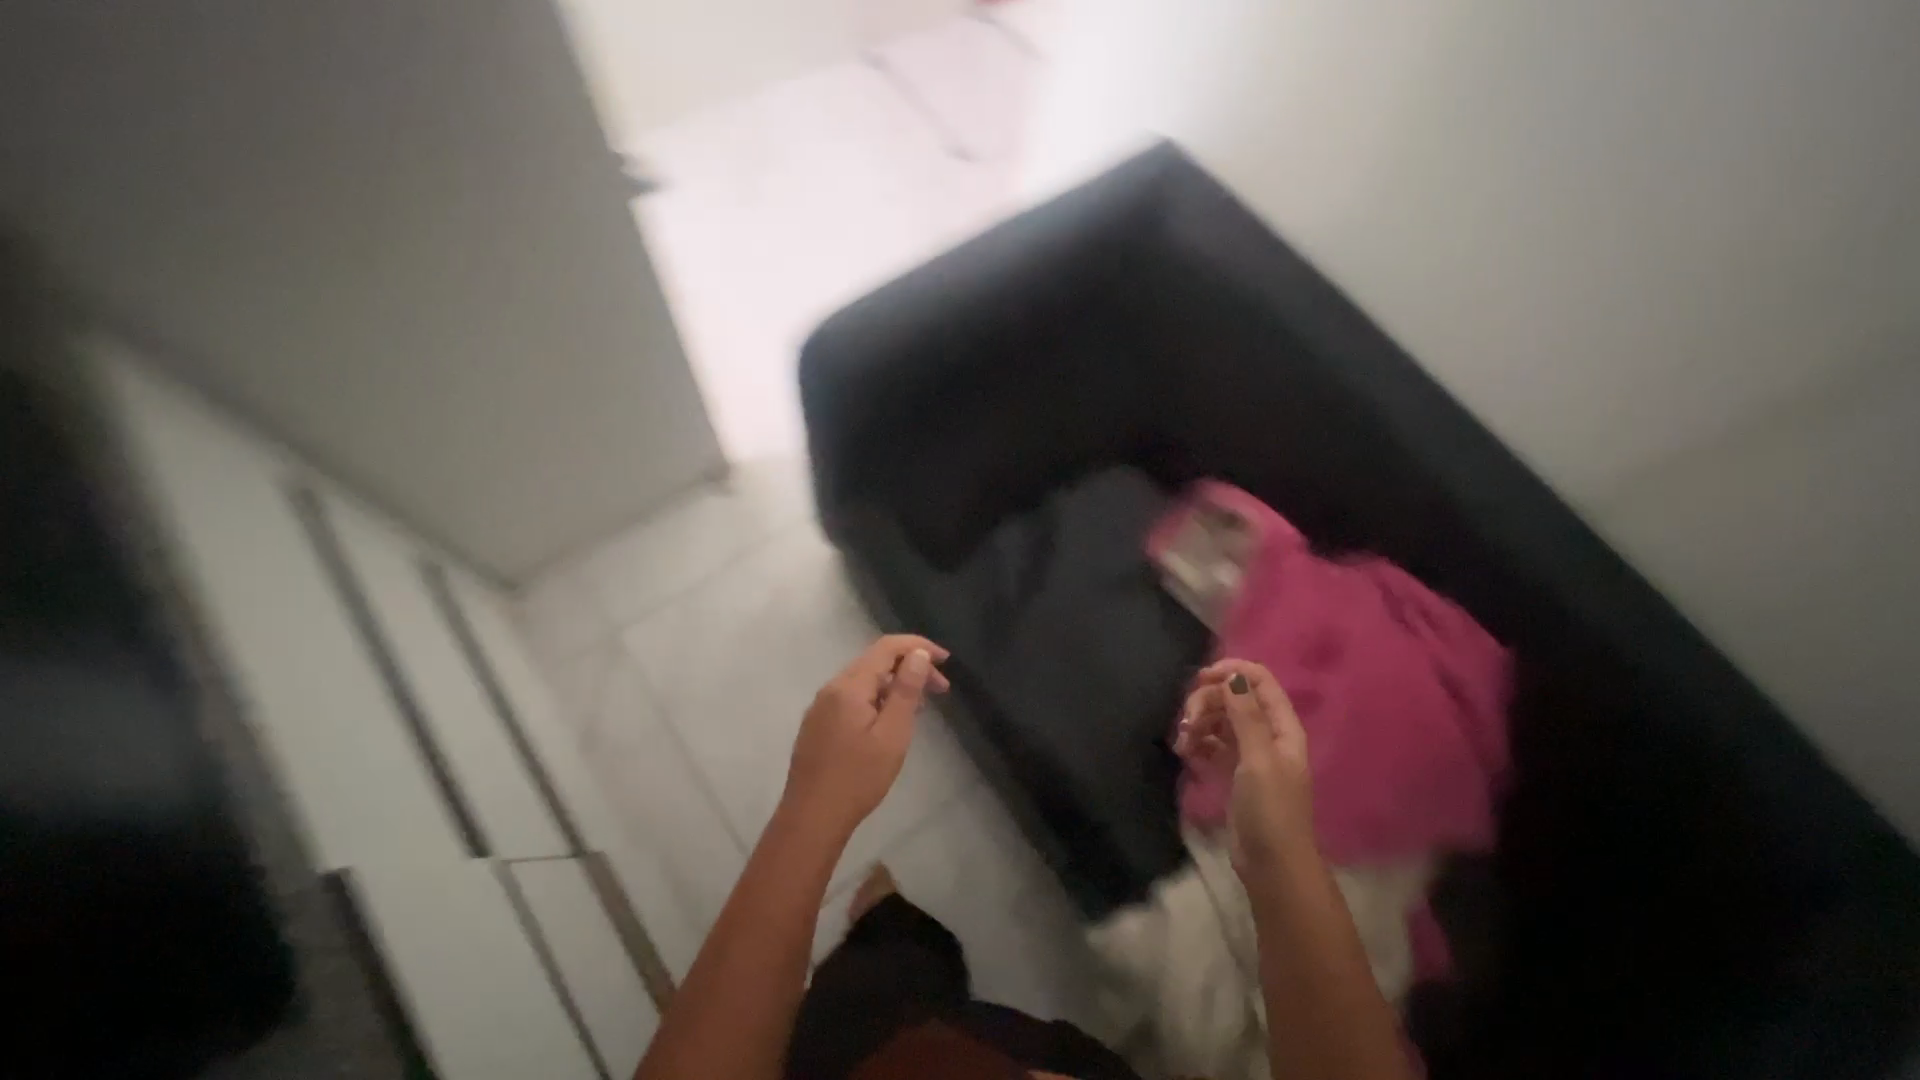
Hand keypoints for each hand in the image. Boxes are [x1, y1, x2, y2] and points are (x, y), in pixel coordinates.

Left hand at [781, 635, 950, 841]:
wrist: (812, 818)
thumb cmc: (858, 778)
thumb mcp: (892, 734)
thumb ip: (905, 690)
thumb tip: (917, 654)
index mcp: (849, 686)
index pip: (886, 647)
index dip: (918, 646)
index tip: (946, 661)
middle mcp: (831, 689)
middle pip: (874, 661)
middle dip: (910, 667)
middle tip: (941, 689)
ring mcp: (821, 707)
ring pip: (863, 681)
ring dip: (894, 685)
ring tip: (920, 706)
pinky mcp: (818, 725)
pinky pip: (852, 698)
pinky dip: (877, 699)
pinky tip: (890, 721)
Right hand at [1177, 659, 1313, 883]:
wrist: (1272, 864)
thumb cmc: (1270, 809)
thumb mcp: (1259, 758)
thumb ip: (1246, 715)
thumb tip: (1233, 676)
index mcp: (1282, 727)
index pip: (1260, 681)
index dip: (1231, 672)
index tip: (1199, 678)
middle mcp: (1268, 735)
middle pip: (1234, 699)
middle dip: (1207, 702)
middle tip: (1186, 721)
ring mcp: (1250, 754)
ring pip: (1220, 720)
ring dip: (1198, 723)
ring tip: (1182, 742)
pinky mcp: (1233, 772)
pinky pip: (1212, 744)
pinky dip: (1197, 742)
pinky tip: (1185, 752)